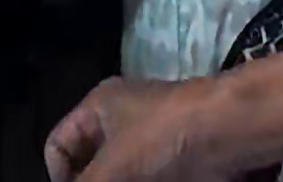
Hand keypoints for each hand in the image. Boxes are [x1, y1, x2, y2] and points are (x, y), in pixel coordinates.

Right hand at [44, 76, 233, 181]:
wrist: (225, 133)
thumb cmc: (161, 137)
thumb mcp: (114, 167)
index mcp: (97, 108)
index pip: (57, 144)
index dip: (58, 177)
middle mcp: (117, 123)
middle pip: (87, 169)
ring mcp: (144, 146)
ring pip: (115, 178)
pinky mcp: (168, 167)